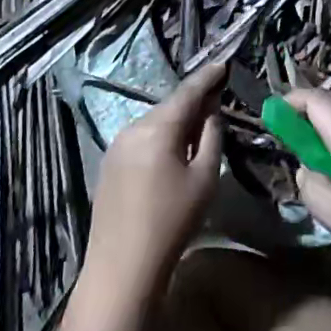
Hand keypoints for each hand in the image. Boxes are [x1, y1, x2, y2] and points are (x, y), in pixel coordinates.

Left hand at [83, 63, 226, 294]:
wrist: (122, 265)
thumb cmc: (172, 222)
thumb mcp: (204, 179)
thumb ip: (211, 138)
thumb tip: (210, 114)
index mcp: (157, 128)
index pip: (187, 93)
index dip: (206, 78)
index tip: (222, 65)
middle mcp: (132, 128)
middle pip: (168, 107)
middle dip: (192, 102)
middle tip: (216, 99)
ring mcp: (116, 145)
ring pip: (153, 123)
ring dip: (175, 122)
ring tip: (197, 128)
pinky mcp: (108, 163)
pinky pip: (140, 139)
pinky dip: (159, 138)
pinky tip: (170, 152)